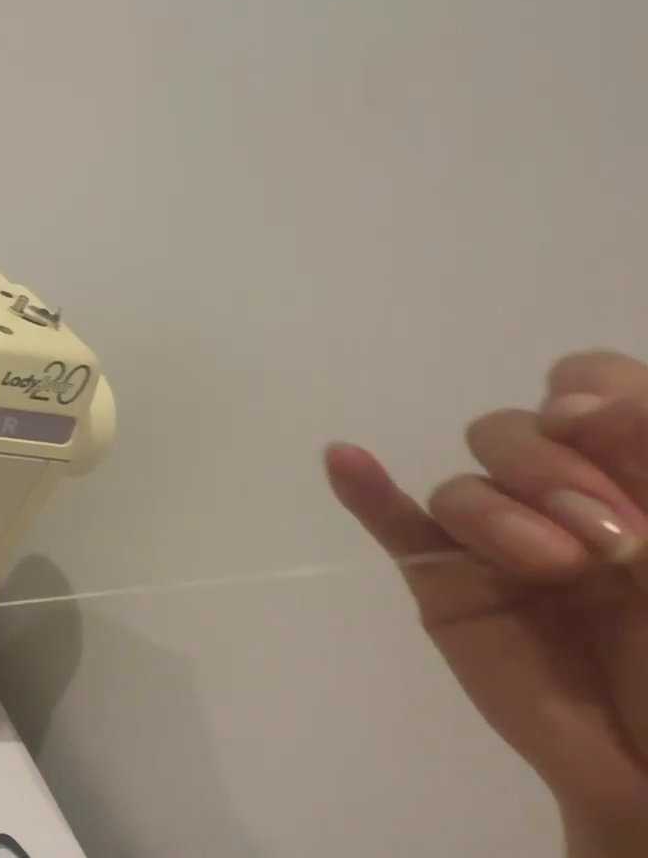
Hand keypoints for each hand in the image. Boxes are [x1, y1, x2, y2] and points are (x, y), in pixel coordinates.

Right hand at [326, 350, 647, 856]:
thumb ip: (647, 468)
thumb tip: (572, 402)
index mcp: (637, 474)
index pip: (593, 386)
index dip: (598, 398)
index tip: (614, 436)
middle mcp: (566, 494)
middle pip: (512, 427)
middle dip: (550, 468)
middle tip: (607, 536)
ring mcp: (497, 537)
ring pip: (462, 484)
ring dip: (498, 516)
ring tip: (548, 568)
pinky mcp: (441, 575)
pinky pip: (392, 522)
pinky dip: (363, 488)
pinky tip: (344, 458)